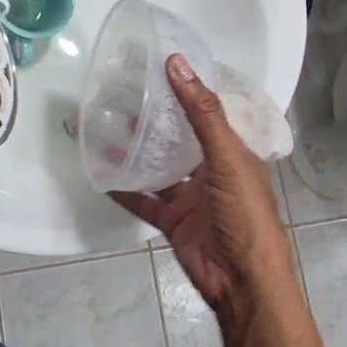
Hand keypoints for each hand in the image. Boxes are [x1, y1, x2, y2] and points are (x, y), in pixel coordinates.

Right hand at [109, 55, 288, 308]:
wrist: (243, 283)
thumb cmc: (246, 215)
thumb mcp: (228, 159)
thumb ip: (201, 113)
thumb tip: (176, 63)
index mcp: (233, 152)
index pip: (209, 112)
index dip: (187, 89)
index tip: (156, 64)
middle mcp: (211, 170)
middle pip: (179, 137)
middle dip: (154, 118)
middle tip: (121, 92)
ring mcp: (190, 196)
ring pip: (158, 166)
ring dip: (135, 150)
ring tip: (106, 125)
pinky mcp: (172, 219)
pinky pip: (143, 199)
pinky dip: (123, 187)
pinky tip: (100, 171)